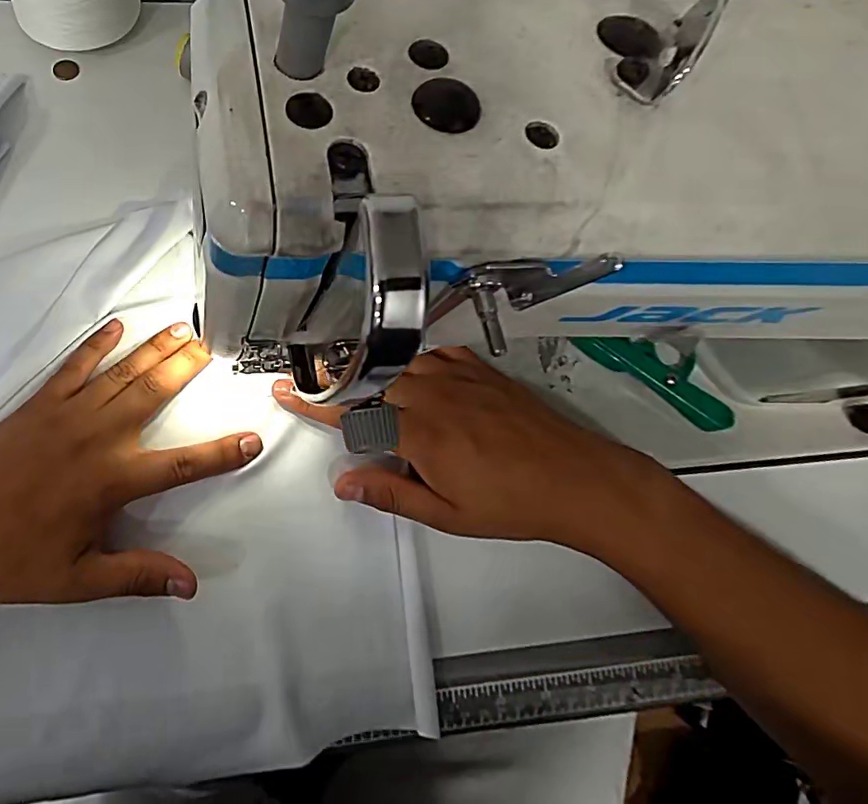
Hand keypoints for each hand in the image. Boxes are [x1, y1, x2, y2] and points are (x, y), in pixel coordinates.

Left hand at [0, 321, 258, 644]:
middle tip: (211, 346)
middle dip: (186, 368)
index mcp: (112, 481)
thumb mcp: (80, 579)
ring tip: (181, 329)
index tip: (253, 437)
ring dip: (154, 349)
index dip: (221, 453)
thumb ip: (138, 575)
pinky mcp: (38, 404)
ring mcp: (66, 414)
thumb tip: (191, 584)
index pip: (181, 464)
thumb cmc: (15, 560)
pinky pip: (74, 366)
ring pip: (121, 373)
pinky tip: (116, 327)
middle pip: (153, 394)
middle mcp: (97, 438)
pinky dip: (96, 345)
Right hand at [274, 347, 682, 558]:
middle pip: (370, 379)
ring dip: (377, 373)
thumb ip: (390, 493)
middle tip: (324, 389)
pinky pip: (436, 353)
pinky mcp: (482, 371)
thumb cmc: (517, 502)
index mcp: (419, 433)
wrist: (579, 481)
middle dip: (340, 383)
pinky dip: (418, 361)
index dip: (313, 403)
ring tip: (370, 387)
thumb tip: (347, 484)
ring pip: (399, 363)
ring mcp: (459, 379)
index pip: (352, 414)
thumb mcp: (447, 514)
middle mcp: (434, 397)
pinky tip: (420, 375)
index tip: (288, 392)